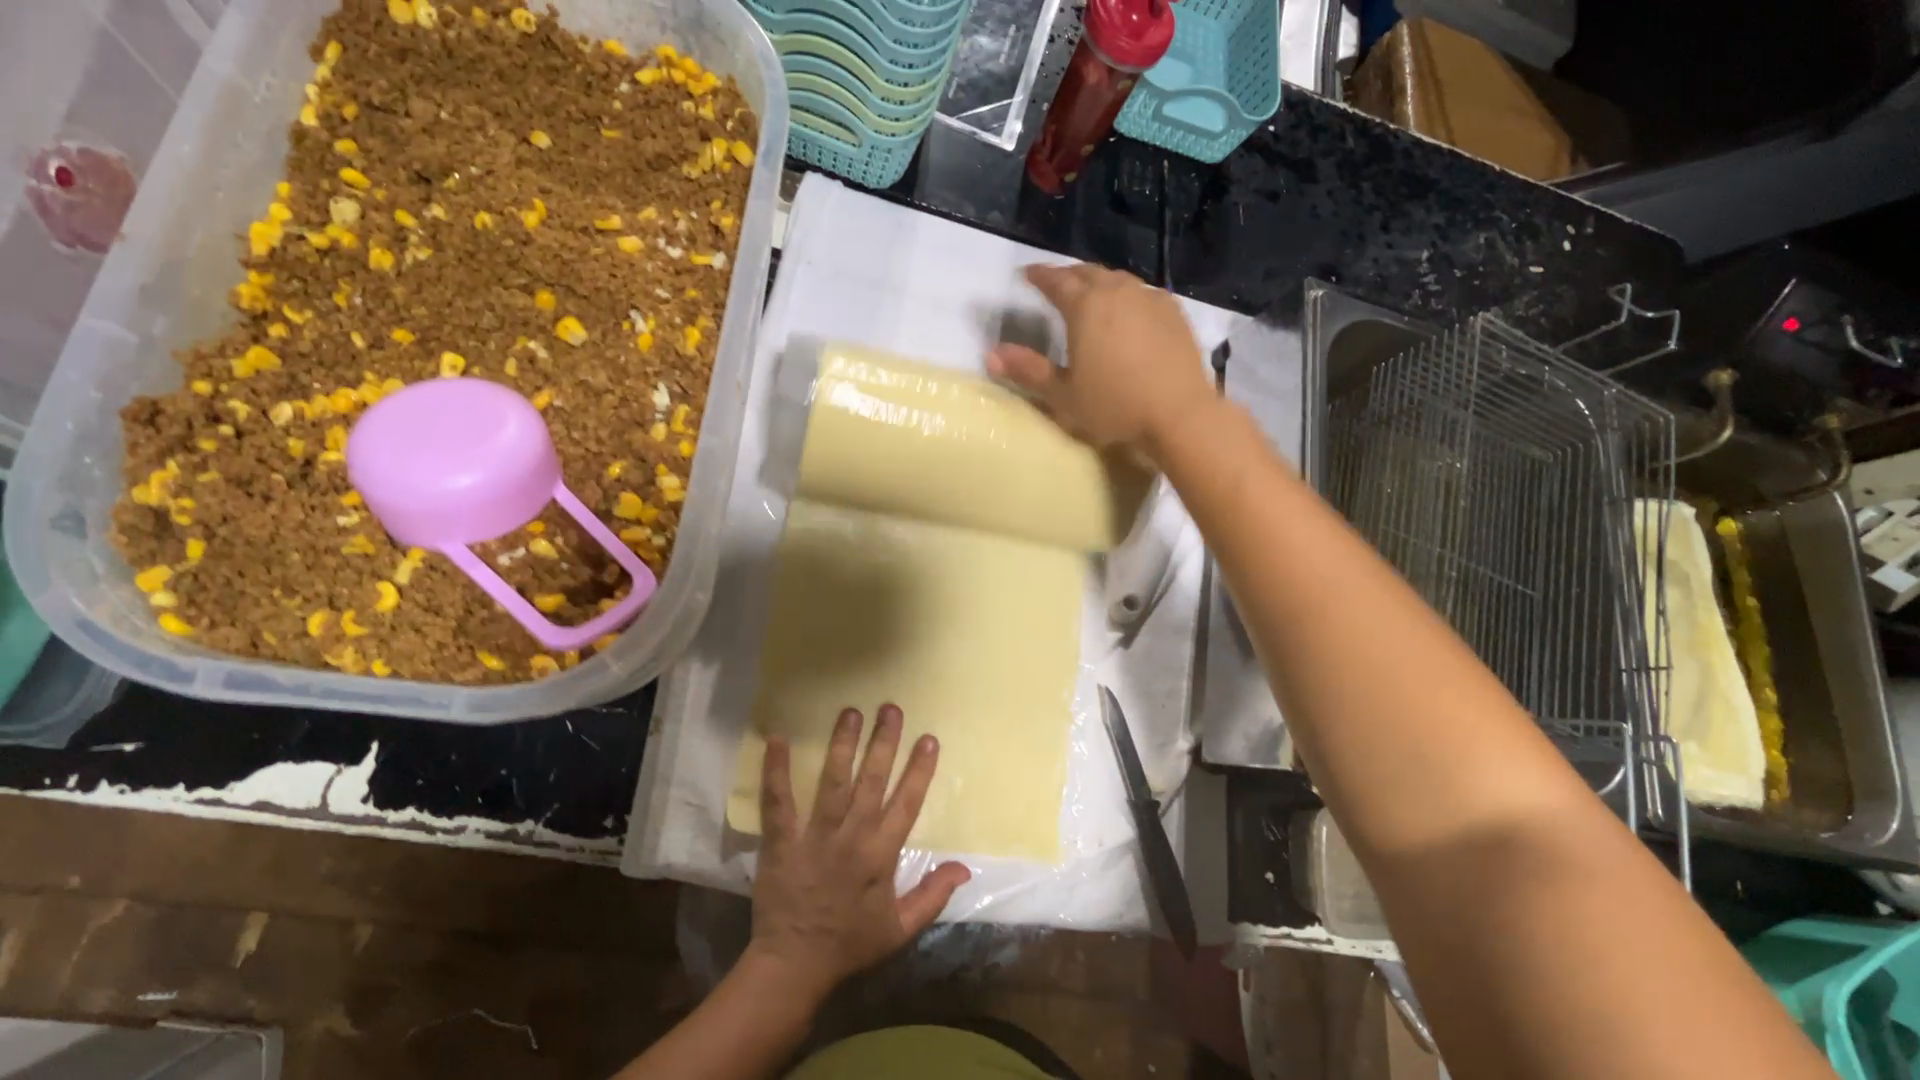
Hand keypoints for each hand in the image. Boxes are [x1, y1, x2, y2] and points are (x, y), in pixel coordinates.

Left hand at [748, 705, 971, 999]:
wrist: (795, 963)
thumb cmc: (850, 943)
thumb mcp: (901, 927)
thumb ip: (933, 894)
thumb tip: (964, 867)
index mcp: (881, 855)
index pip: (906, 804)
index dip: (919, 770)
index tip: (928, 739)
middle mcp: (851, 837)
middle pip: (871, 781)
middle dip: (883, 743)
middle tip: (890, 708)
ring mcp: (814, 836)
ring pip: (832, 782)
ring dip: (842, 745)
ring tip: (850, 712)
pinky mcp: (781, 841)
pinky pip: (778, 802)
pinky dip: (776, 771)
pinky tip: (778, 739)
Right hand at [988, 262, 1214, 452]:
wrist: (1179, 414)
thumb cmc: (1115, 406)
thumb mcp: (1064, 395)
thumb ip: (1028, 371)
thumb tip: (990, 354)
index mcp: (1085, 306)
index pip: (1055, 280)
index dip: (1039, 276)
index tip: (1026, 275)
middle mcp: (1118, 292)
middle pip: (1088, 272)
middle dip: (1068, 274)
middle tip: (1055, 282)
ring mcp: (1150, 299)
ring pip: (1118, 279)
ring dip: (1099, 282)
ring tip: (1090, 294)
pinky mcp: (1174, 312)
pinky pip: (1142, 293)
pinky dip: (1126, 295)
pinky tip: (1127, 311)